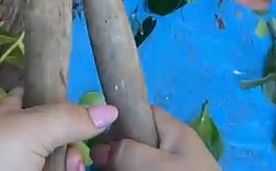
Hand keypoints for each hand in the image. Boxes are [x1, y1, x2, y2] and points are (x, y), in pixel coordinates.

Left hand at [0, 94, 120, 170]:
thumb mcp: (32, 128)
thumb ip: (69, 117)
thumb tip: (113, 111)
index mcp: (11, 112)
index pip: (45, 97)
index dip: (67, 103)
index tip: (87, 116)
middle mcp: (20, 138)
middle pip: (60, 132)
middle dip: (74, 142)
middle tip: (76, 155)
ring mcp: (27, 164)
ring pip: (62, 158)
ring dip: (73, 162)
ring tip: (74, 169)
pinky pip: (59, 170)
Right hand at [93, 107, 221, 170]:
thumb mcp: (156, 165)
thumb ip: (127, 152)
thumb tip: (98, 149)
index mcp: (174, 130)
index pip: (142, 111)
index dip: (120, 119)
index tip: (100, 136)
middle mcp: (175, 146)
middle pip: (139, 140)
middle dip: (120, 151)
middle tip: (103, 165)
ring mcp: (177, 167)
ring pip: (143, 161)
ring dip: (126, 167)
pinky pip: (150, 170)